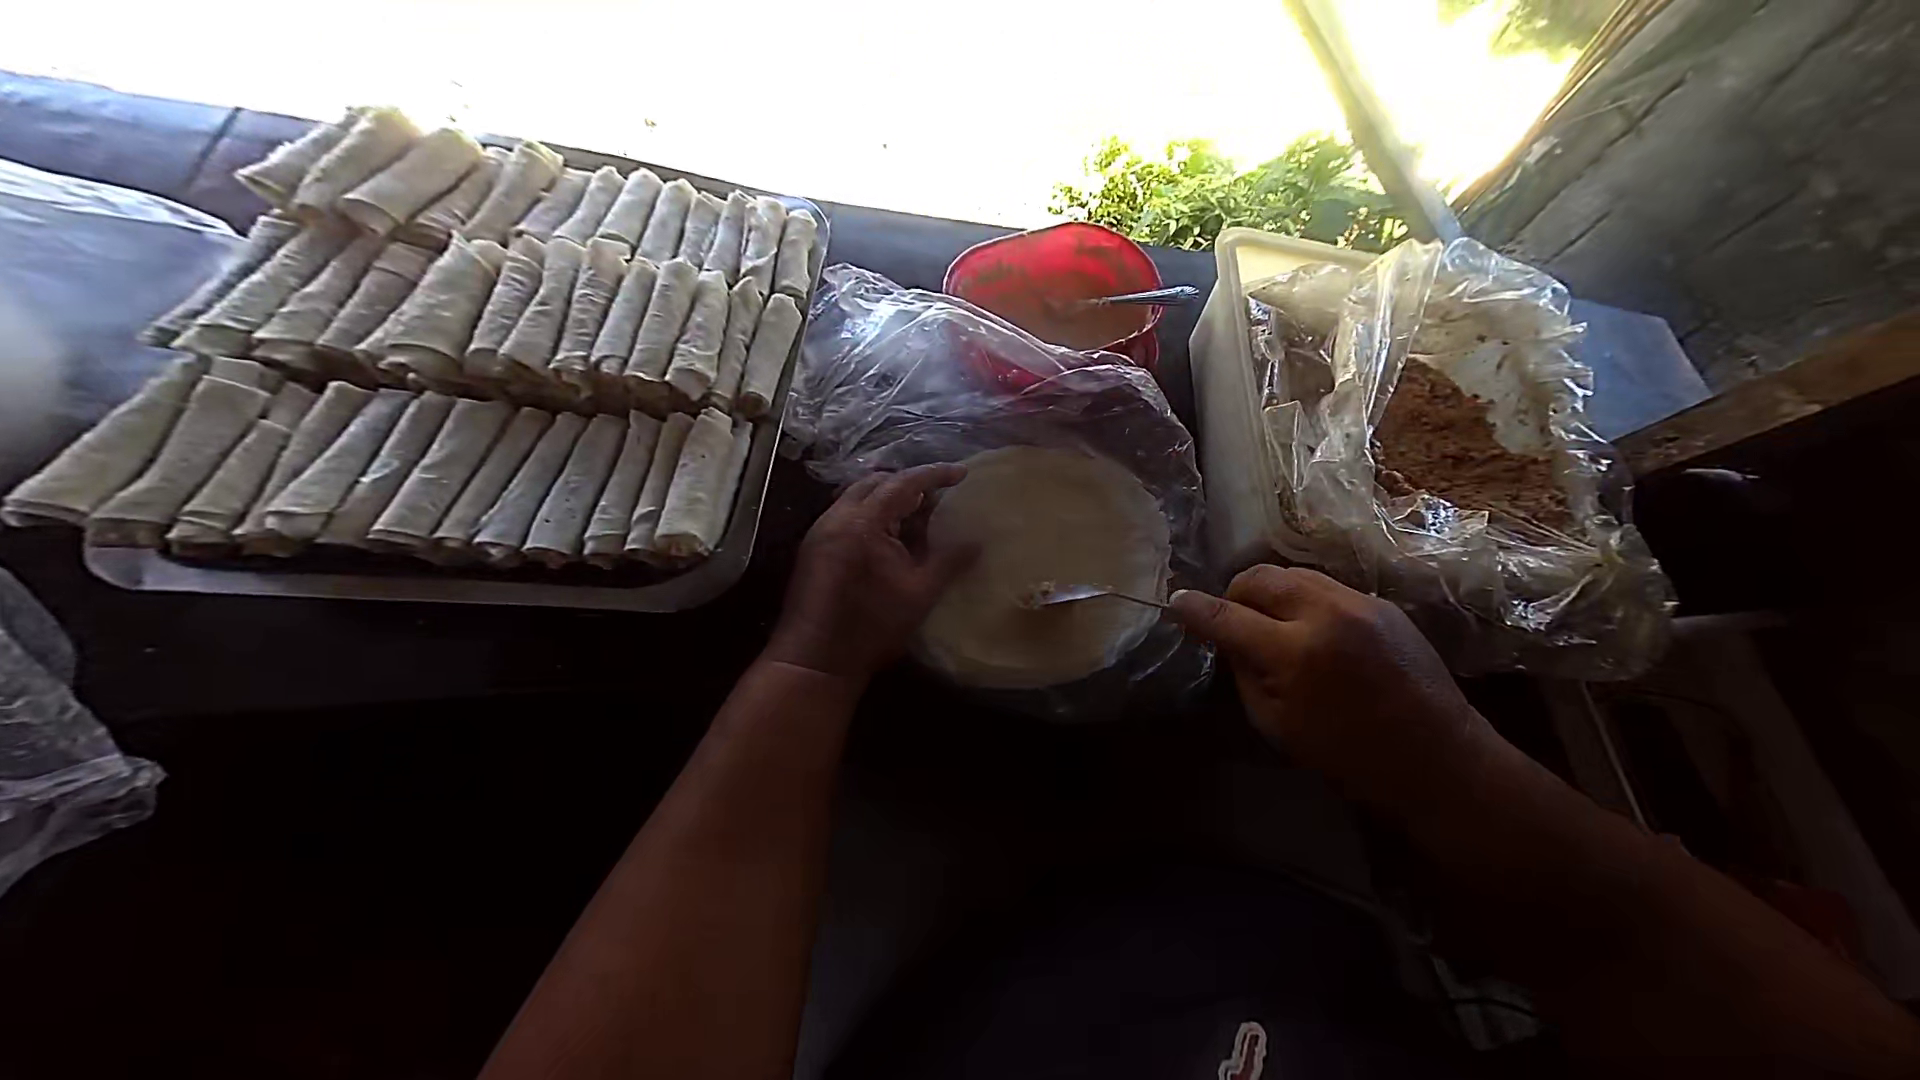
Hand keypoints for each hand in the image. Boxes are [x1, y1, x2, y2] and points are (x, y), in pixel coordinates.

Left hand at [765, 464, 975, 681]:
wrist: (814, 660)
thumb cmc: (871, 627)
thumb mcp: (920, 594)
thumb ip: (949, 561)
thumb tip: (978, 541)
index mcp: (863, 523)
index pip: (903, 483)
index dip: (934, 475)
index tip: (961, 474)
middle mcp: (837, 517)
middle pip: (876, 482)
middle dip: (909, 483)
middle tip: (938, 496)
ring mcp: (820, 531)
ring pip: (857, 496)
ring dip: (888, 498)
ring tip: (917, 515)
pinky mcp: (814, 547)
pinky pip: (846, 514)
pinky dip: (871, 513)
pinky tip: (890, 536)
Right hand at [1169, 566, 1502, 814]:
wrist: (1439, 761)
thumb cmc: (1346, 755)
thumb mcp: (1273, 721)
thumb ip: (1243, 670)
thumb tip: (1225, 637)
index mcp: (1295, 652)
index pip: (1225, 616)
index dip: (1192, 609)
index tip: (1174, 604)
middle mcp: (1327, 613)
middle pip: (1258, 577)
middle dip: (1234, 594)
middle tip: (1232, 620)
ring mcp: (1360, 602)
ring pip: (1291, 573)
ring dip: (1268, 592)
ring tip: (1269, 621)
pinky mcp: (1382, 603)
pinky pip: (1324, 586)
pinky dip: (1303, 599)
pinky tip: (1309, 628)